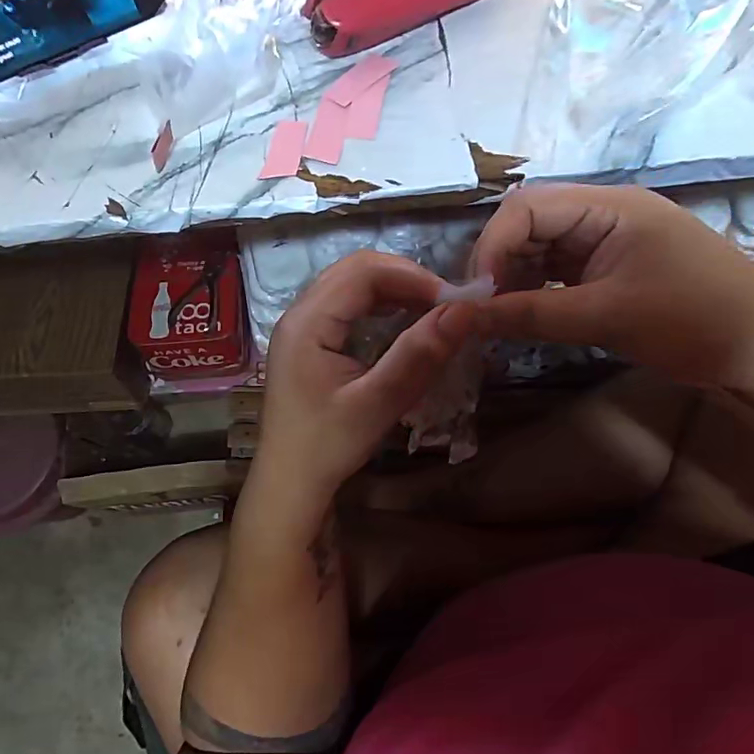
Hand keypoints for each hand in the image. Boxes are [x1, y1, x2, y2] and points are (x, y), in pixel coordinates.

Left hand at [256, 251, 476, 505]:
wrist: (289, 482)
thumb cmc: (326, 446)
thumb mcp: (377, 403)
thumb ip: (418, 355)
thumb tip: (464, 310)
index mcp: (306, 322)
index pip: (363, 272)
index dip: (413, 277)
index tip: (455, 300)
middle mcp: (299, 314)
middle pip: (355, 271)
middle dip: (405, 279)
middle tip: (447, 304)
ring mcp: (300, 327)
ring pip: (350, 287)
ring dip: (393, 291)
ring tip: (432, 311)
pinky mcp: (307, 342)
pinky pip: (345, 307)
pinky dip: (378, 307)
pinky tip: (403, 324)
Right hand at [470, 184, 753, 386]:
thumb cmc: (695, 322)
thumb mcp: (604, 318)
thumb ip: (526, 314)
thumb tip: (459, 318)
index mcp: (610, 207)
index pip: (526, 207)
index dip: (492, 245)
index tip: (476, 294)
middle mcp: (602, 214)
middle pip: (525, 224)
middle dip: (496, 263)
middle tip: (476, 308)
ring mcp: (604, 241)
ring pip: (534, 250)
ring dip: (509, 280)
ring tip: (491, 317)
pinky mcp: (605, 268)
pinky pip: (551, 271)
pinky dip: (528, 292)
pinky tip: (516, 316)